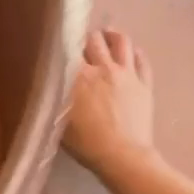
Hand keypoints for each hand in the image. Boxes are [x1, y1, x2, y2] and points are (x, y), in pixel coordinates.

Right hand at [64, 29, 156, 176]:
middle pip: (94, 38)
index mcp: (79, 76)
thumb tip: (49, 83)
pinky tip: (130, 53)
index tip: (58, 45)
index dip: (63, 43)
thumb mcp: (59, 120)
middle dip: (86, 38)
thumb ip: (55, 97)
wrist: (124, 157)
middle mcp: (103, 67)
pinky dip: (134, 52)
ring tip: (107, 36)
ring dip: (112, 36)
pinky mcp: (145, 83)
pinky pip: (141, 59)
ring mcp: (127, 73)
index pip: (68, 47)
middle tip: (81, 43)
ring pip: (121, 41)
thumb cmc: (87, 143)